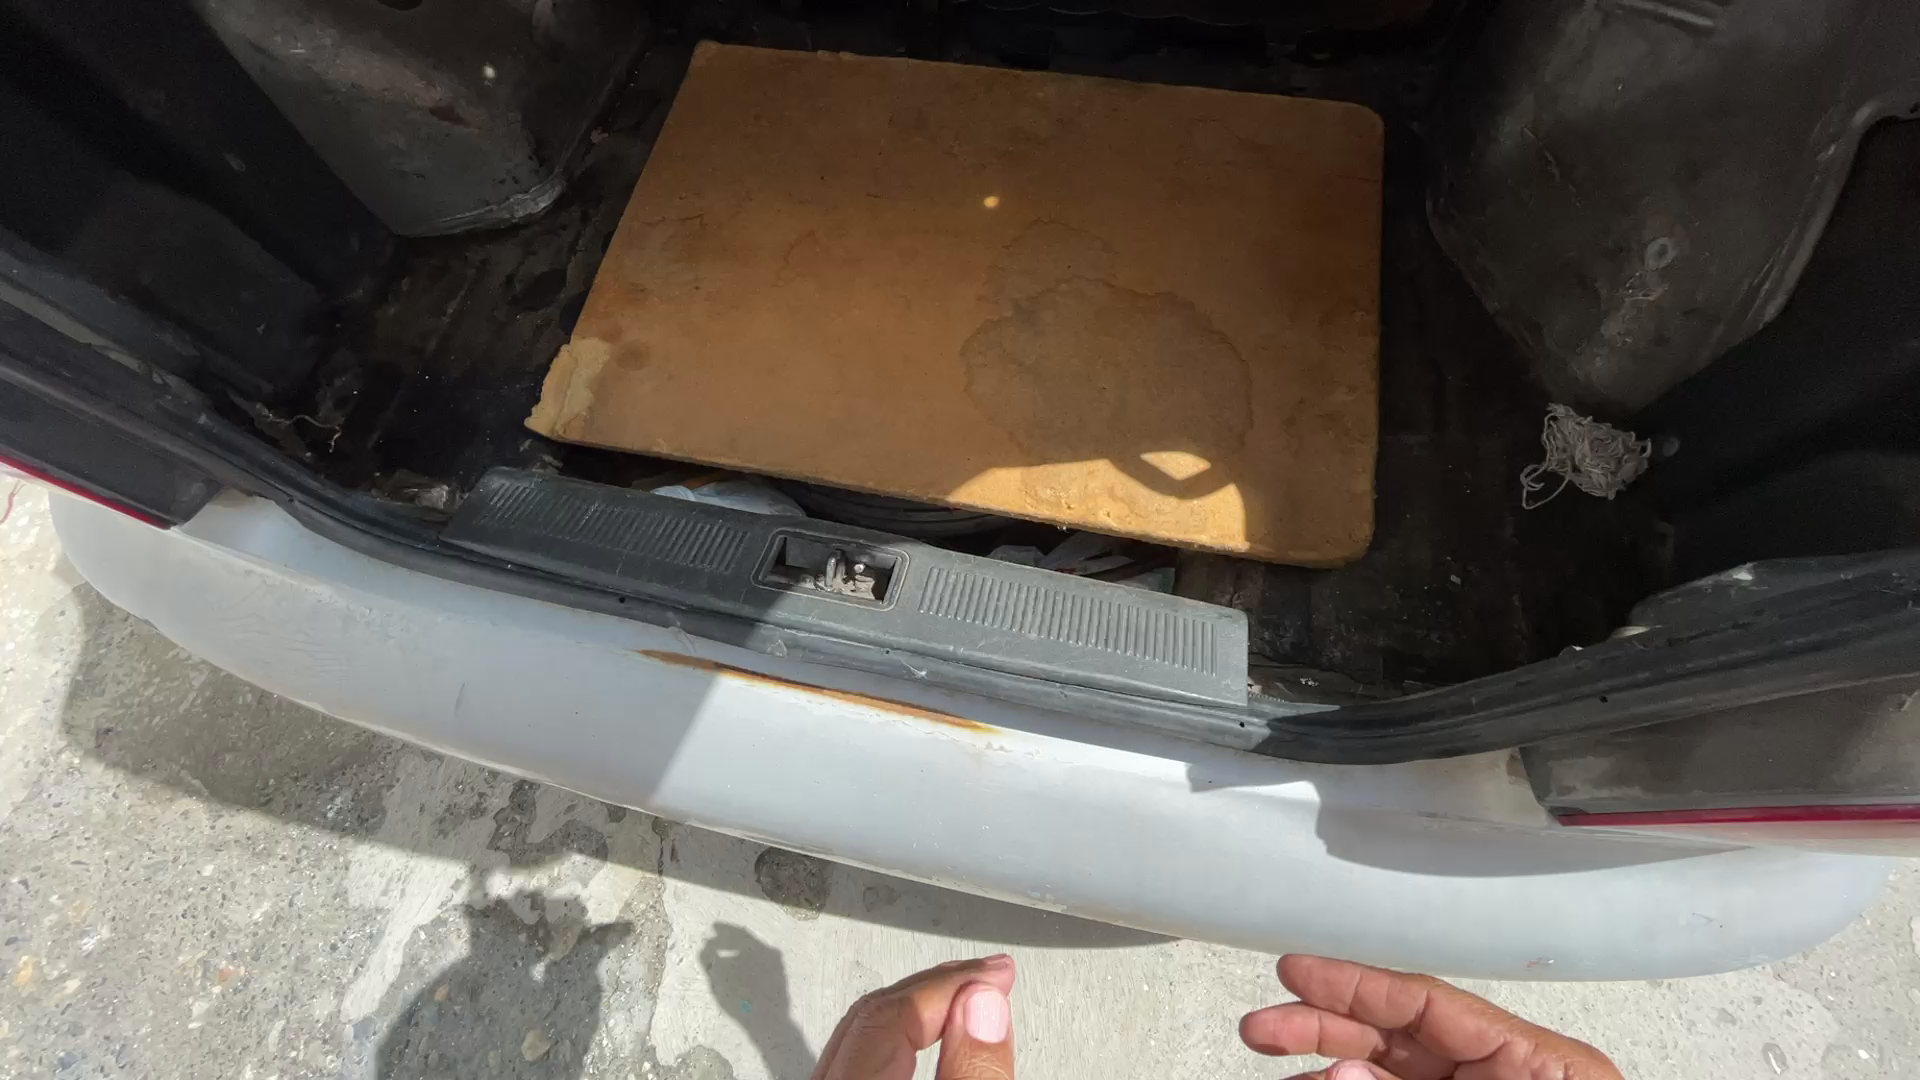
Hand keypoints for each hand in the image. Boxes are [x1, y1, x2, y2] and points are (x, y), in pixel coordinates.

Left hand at [812, 954, 1015, 1079]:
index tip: (998, 975)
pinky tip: (930, 1028)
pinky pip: (855, 1053)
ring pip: (863, 1030)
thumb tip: (984, 1003)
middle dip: (939, 987)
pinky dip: (899, 1034)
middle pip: (873, 1014)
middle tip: (991, 973)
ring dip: (920, 1006)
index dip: (953, 983)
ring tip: (968, 993)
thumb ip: (970, 1074)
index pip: (894, 1011)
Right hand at [1240, 955, 1622, 1079]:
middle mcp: (1503, 1078)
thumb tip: (1338, 1075)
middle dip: (1323, 1029)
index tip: (1292, 973)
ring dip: (1329, 1072)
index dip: (1354, 981)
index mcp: (1538, 1067)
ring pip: (1384, 1075)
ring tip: (1277, 1074)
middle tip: (1258, 1031)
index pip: (1427, 1001)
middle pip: (1396, 1035)